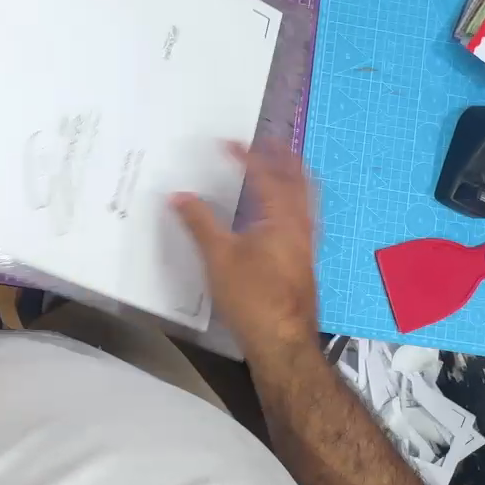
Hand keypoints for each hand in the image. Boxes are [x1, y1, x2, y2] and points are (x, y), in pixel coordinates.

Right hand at [172, 140, 320, 362]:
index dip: (247, 156)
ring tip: (276, 167)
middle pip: (298, 182)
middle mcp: (300, 226)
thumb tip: (179, 196)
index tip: (228, 143)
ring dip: (290, 179)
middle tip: (267, 143)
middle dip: (283, 159)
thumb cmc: (251, 296)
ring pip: (304, 200)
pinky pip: (301, 216)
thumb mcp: (218, 257)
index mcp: (282, 218)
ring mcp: (306, 244)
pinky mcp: (303, 260)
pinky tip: (274, 212)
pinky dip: (290, 201)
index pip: (266, 176)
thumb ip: (199, 222)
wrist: (282, 342)